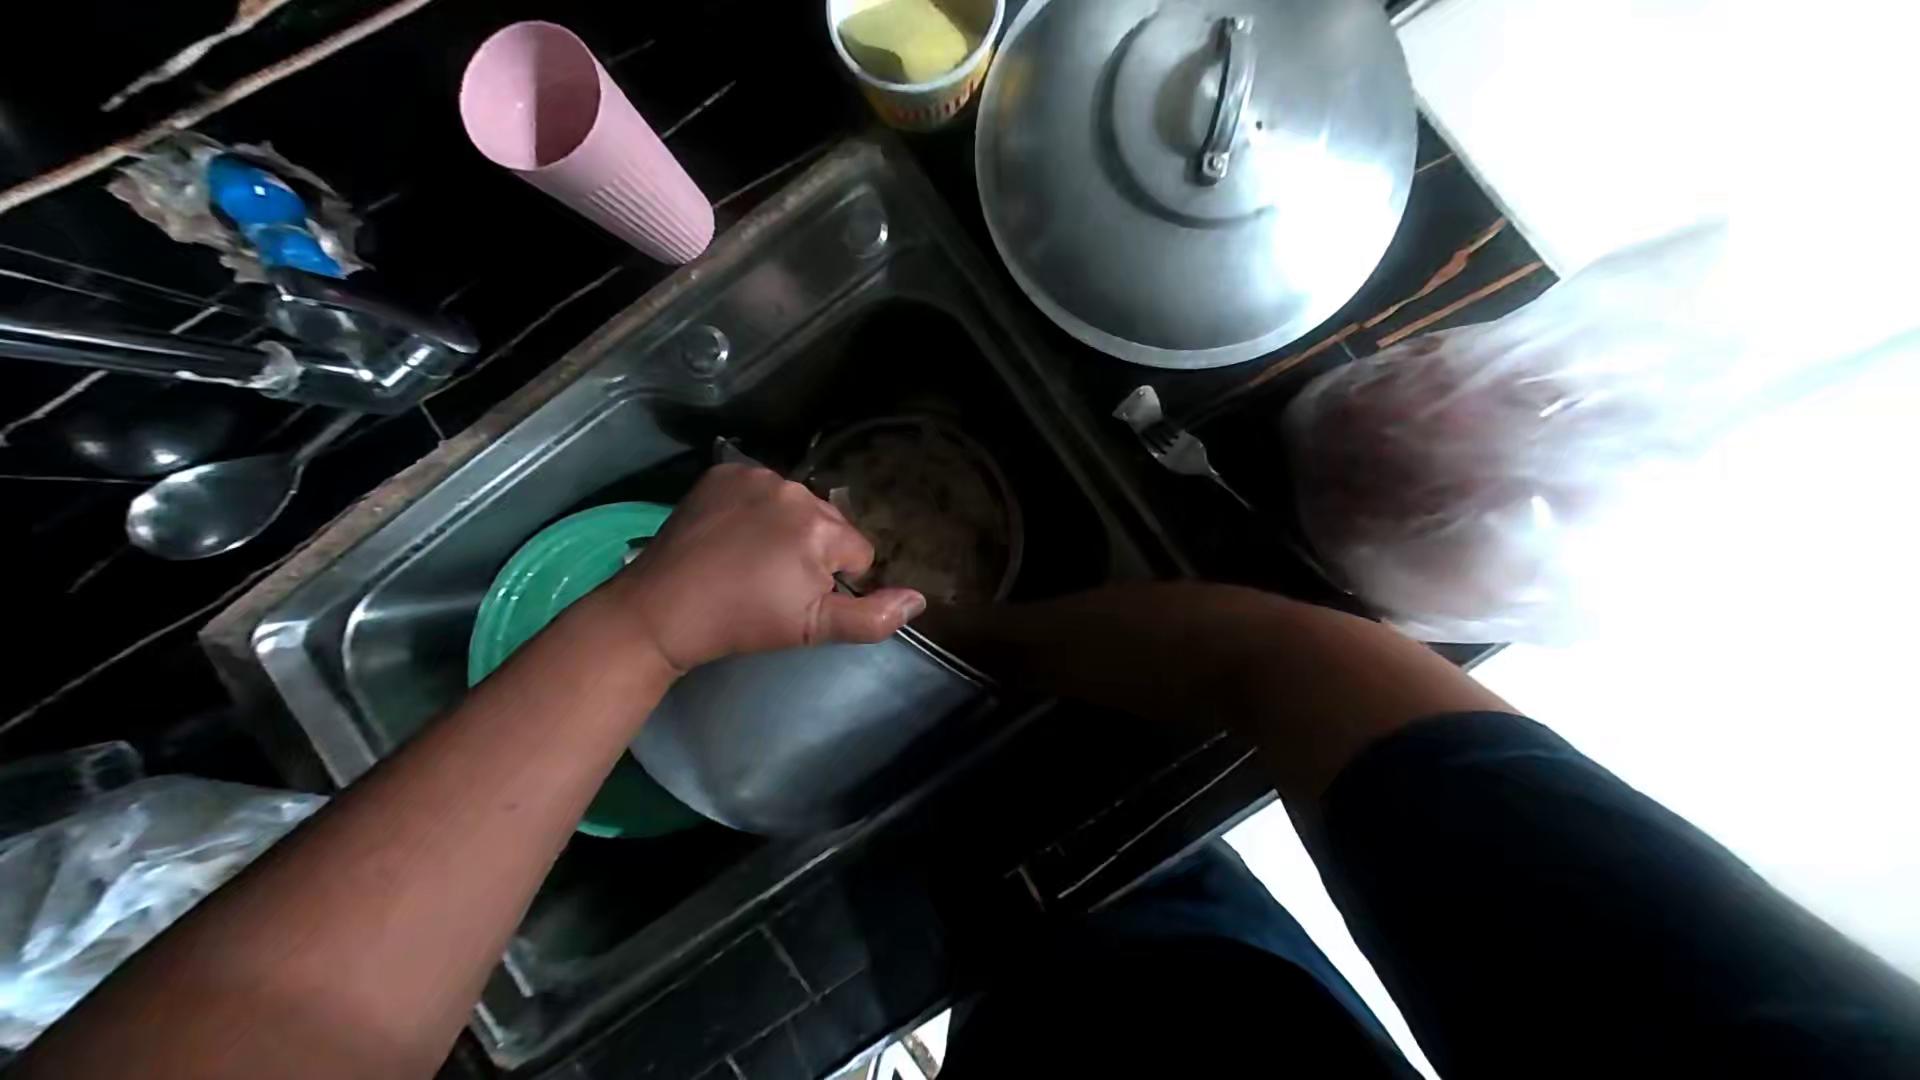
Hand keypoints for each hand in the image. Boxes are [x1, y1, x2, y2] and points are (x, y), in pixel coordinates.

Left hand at [587, 463, 925, 672]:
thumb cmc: (743, 622)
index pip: (858, 553)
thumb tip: (919, 599)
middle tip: (772, 582)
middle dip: (812, 552)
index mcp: (822, 527)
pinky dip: (754, 509)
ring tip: (750, 559)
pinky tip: (731, 535)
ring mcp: (755, 475)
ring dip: (785, 528)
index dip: (833, 581)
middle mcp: (794, 489)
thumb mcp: (813, 630)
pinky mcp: (722, 472)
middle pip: (828, 525)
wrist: (661, 610)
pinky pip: (760, 489)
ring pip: (796, 506)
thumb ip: (873, 617)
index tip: (796, 598)